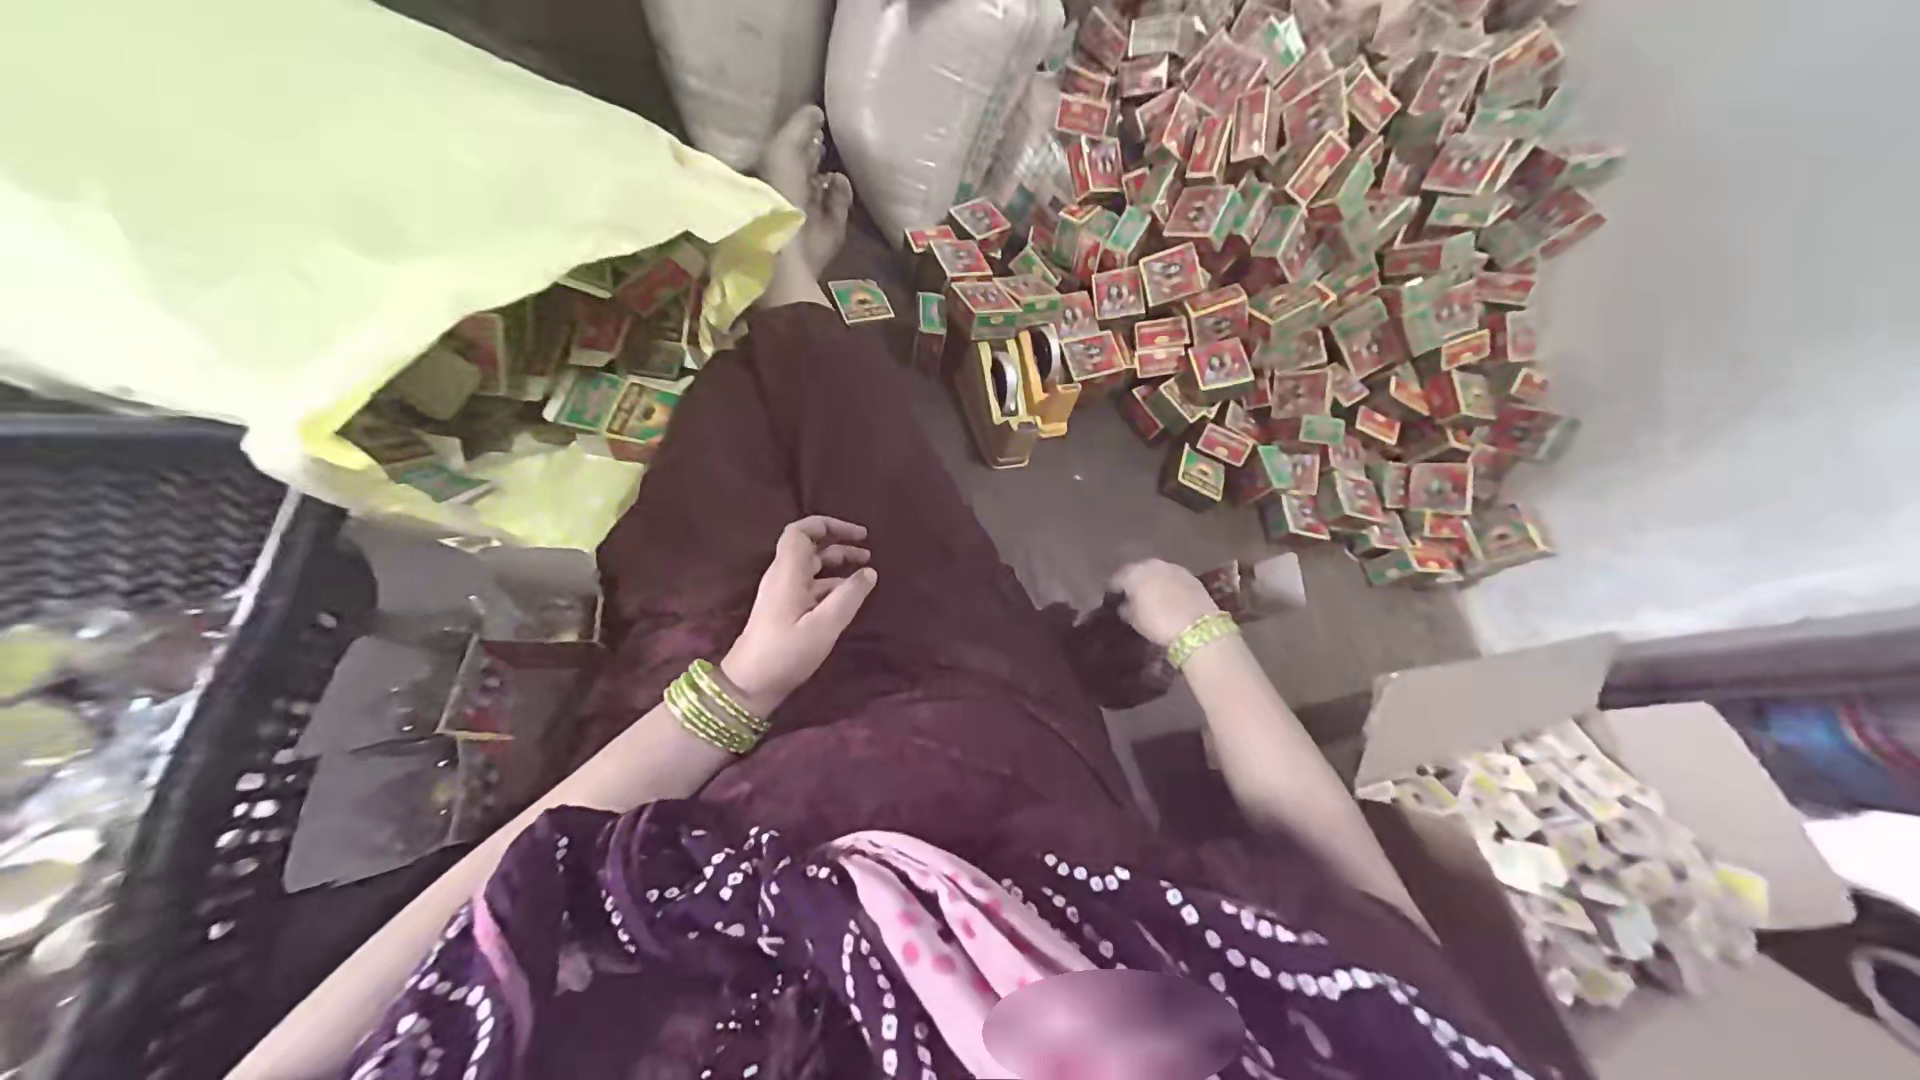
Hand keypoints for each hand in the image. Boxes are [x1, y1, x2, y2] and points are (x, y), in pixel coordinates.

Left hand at [720, 516, 876, 715]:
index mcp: (788, 573)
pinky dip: (832, 583)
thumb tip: (869, 571)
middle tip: (868, 549)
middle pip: (809, 546)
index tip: (857, 534)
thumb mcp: (824, 626)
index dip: (827, 525)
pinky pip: (811, 585)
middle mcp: (783, 576)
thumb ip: (849, 596)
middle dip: (839, 543)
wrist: (750, 683)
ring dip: (838, 563)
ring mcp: (783, 593)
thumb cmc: (786, 653)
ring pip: (812, 566)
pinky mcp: (785, 609)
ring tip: (865, 569)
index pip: (800, 531)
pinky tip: (850, 594)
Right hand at [1109, 559, 1219, 648]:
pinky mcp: (1190, 575)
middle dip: (1132, 581)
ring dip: (1151, 580)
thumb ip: (1124, 608)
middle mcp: (1151, 564)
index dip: (1111, 589)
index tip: (1111, 598)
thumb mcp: (1133, 619)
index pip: (1115, 578)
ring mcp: (1172, 567)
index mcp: (1133, 573)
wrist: (1198, 627)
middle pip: (1136, 570)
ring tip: (1150, 594)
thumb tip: (1124, 604)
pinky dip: (1167, 584)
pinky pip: (1171, 577)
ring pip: (1155, 571)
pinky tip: (1168, 595)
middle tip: (1131, 595)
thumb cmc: (1158, 623)